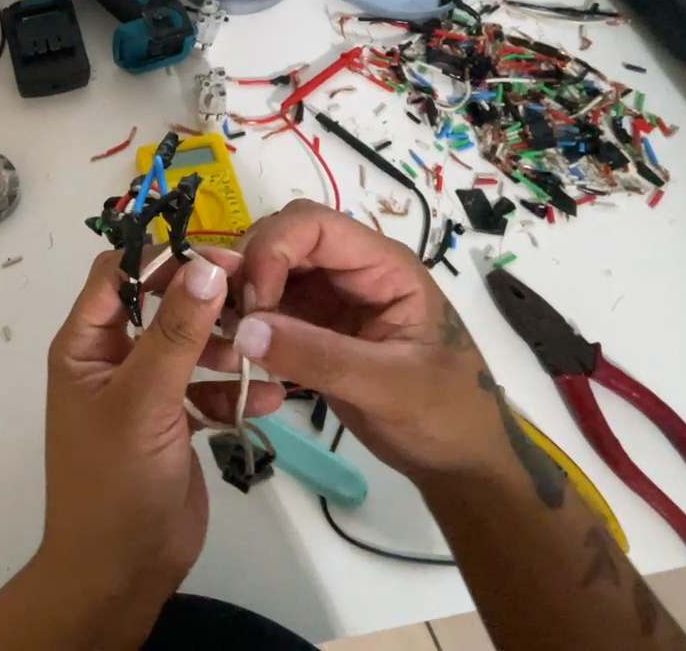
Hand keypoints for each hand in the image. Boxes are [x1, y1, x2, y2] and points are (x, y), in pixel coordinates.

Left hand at [33, 245, 243, 637]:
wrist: (120, 570)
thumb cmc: (115, 478)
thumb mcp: (144, 399)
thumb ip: (175, 332)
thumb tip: (205, 266)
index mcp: (85, 342)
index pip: (117, 273)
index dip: (162, 256)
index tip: (218, 254)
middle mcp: (110, 356)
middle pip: (158, 304)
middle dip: (202, 299)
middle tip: (254, 292)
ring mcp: (143, 388)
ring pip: (186, 344)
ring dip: (223, 344)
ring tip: (261, 348)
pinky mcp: (172, 419)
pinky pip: (204, 387)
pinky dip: (233, 388)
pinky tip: (273, 395)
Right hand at [228, 200, 508, 482]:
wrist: (460, 460)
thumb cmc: (445, 416)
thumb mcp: (389, 388)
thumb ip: (318, 357)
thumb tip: (244, 330)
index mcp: (382, 266)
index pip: (313, 225)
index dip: (273, 250)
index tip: (252, 302)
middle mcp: (350, 268)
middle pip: (282, 235)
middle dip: (249, 266)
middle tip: (229, 315)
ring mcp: (328, 292)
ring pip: (267, 264)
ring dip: (240, 289)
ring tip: (225, 329)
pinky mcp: (310, 319)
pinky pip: (265, 300)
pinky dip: (242, 313)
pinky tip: (232, 340)